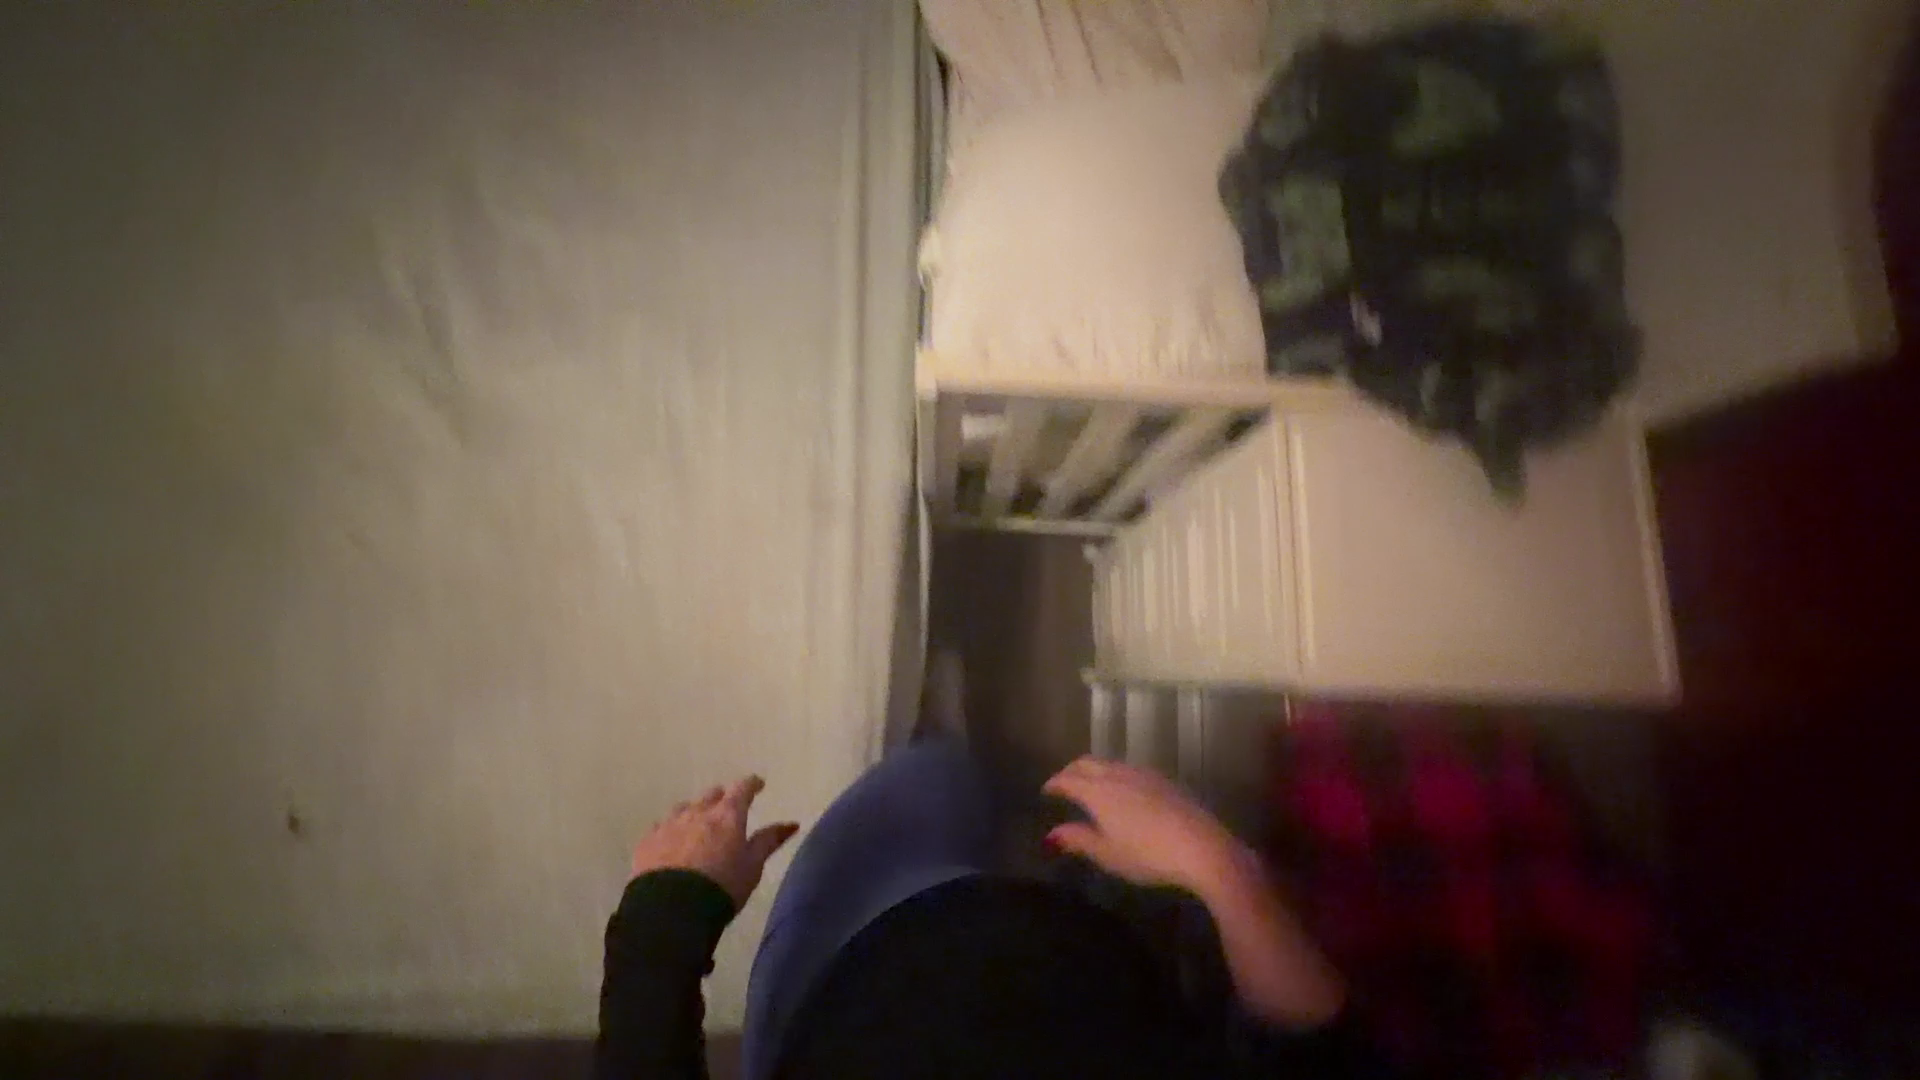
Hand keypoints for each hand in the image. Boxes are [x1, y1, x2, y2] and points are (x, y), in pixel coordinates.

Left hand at [631, 775, 799, 907]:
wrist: (670, 911)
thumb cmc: (721, 887)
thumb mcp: (752, 866)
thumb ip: (770, 841)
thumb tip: (792, 823)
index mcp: (728, 815)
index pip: (743, 788)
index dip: (752, 784)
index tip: (758, 785)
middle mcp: (698, 812)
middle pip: (712, 795)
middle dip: (721, 798)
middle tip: (727, 809)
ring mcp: (669, 825)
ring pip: (684, 808)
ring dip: (694, 812)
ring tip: (697, 825)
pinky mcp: (647, 842)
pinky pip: (660, 826)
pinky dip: (670, 829)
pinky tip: (670, 841)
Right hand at [1041, 757, 1254, 898]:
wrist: (1202, 847)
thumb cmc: (1148, 855)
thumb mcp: (1108, 854)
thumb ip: (1078, 840)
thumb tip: (1052, 834)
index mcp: (1098, 791)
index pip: (1068, 779)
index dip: (1054, 784)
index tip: (1046, 790)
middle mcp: (1117, 774)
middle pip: (1087, 763)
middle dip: (1071, 770)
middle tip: (1064, 784)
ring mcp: (1143, 774)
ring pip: (1109, 763)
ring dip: (1094, 770)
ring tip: (1091, 787)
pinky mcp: (1163, 780)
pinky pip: (1128, 769)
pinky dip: (1115, 774)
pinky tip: (1123, 792)